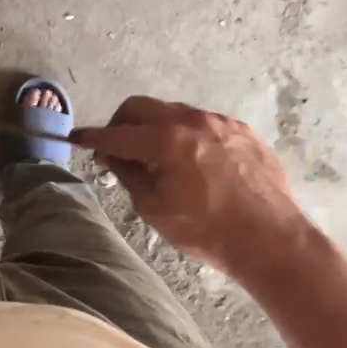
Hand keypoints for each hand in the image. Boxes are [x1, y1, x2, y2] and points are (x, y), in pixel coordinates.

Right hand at [73, 96, 310, 277]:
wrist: (271, 240)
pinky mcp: (241, 131)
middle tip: (117, 150)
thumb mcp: (154, 208)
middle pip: (140, 107)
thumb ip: (129, 174)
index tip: (75, 137)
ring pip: (171, 112)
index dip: (91, 138)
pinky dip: (185, 136)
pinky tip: (192, 163)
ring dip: (154, 129)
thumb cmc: (207, 230)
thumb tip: (112, 155)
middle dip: (121, 125)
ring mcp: (219, 122)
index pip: (115, 134)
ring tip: (158, 159)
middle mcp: (190, 121)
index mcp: (165, 141)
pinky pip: (202, 123)